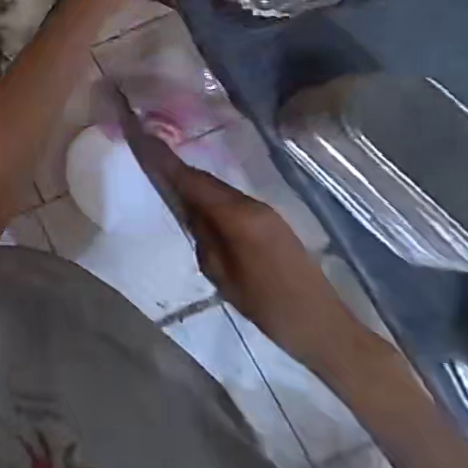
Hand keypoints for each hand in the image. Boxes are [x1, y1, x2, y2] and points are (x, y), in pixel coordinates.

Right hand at [170, 161, 381, 376]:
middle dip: (179, 172)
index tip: (143, 140)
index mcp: (237, 216)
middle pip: (207, 182)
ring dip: (197, 188)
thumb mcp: (222, 277)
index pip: (193, 181)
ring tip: (171, 190)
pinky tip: (203, 213)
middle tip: (150, 164)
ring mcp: (266, 212)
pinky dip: (214, 201)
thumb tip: (191, 214)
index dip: (166, 161)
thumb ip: (203, 239)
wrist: (324, 327)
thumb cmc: (269, 307)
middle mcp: (252, 205)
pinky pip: (234, 203)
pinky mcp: (274, 223)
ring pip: (221, 192)